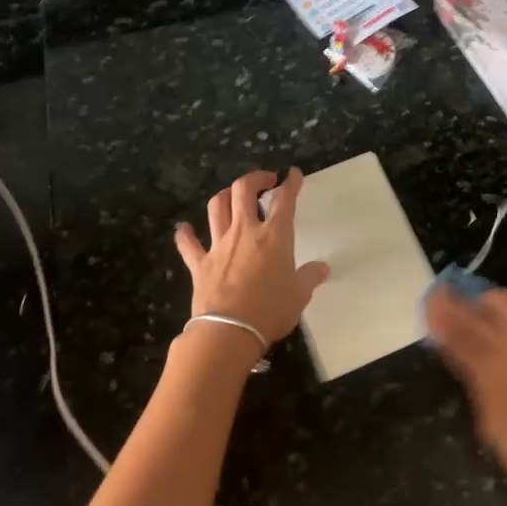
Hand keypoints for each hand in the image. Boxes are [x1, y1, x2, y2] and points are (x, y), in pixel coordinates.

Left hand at [175, 170, 329, 348]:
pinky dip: (185, 234)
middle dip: (255, 178)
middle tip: (264, 180)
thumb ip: (310, 277)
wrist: (228, 331)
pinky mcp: (199, 263)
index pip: (285, 200)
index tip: (294, 175)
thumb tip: (322, 268)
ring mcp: (219, 245)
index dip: (291, 183)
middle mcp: (245, 231)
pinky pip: (188, 244)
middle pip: (244, 190)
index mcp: (274, 236)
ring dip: (224, 195)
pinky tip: (184, 228)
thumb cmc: (270, 310)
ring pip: (217, 207)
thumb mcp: (299, 295)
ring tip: (232, 195)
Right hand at [426, 287, 506, 505]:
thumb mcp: (490, 419)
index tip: (429, 300)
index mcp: (496, 367)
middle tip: (460, 316)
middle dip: (471, 303)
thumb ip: (472, 376)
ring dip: (498, 306)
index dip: (441, 309)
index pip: (460, 326)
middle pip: (491, 304)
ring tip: (491, 321)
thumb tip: (451, 345)